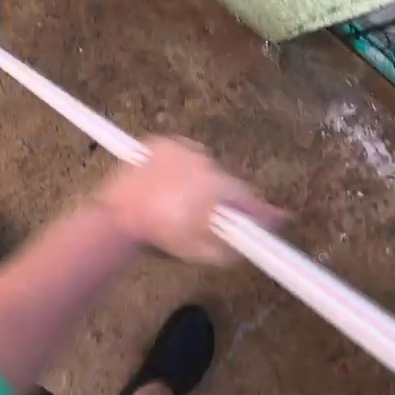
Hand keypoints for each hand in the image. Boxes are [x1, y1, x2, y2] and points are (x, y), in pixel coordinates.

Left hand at [95, 137, 284, 264]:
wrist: (120, 218)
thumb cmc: (161, 236)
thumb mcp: (202, 253)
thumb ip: (234, 247)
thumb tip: (251, 241)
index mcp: (217, 189)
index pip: (249, 198)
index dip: (262, 210)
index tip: (274, 217)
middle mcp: (205, 163)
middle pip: (225, 180)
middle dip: (222, 197)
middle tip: (209, 214)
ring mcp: (182, 149)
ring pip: (204, 165)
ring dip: (201, 180)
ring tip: (183, 200)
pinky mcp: (162, 142)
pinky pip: (182, 152)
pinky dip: (181, 164)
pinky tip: (172, 182)